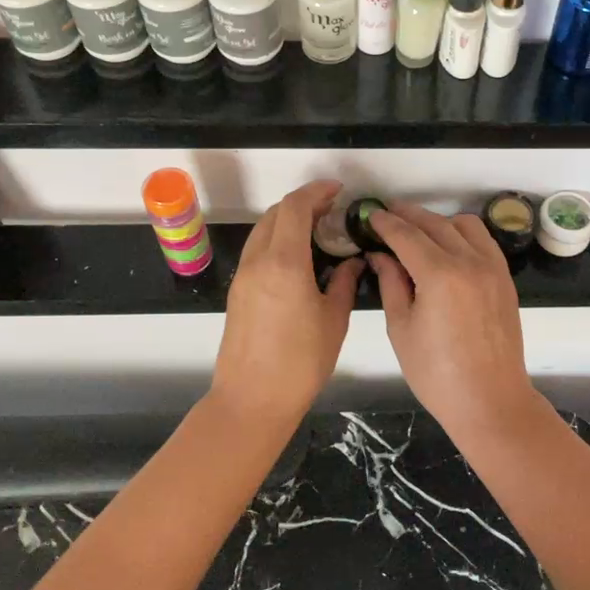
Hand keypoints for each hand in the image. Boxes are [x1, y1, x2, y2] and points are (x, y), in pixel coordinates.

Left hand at [214, 180, 364, 420]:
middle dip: (303, 203)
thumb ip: (344, 283)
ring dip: (287, 221)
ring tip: (317, 231)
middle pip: (275, 213)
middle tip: (332, 211)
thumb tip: (351, 262)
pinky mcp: (237, 292)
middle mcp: (258, 262)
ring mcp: (243, 276)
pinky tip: (299, 258)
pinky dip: (277, 241)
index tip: (338, 191)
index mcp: (284, 262)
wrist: (251, 399)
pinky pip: (257, 251)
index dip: (316, 191)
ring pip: (262, 231)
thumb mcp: (334, 320)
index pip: (295, 207)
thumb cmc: (300, 363)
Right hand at [368, 204, 539, 432]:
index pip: (407, 235)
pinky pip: (483, 241)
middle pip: (435, 224)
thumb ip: (391, 283)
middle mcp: (469, 262)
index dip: (385, 223)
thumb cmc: (436, 374)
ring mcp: (492, 268)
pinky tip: (448, 245)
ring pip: (464, 225)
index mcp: (440, 275)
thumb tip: (381, 255)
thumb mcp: (401, 328)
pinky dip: (463, 234)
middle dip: (408, 216)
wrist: (490, 400)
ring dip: (438, 221)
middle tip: (387, 214)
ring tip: (417, 230)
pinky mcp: (505, 278)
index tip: (370, 215)